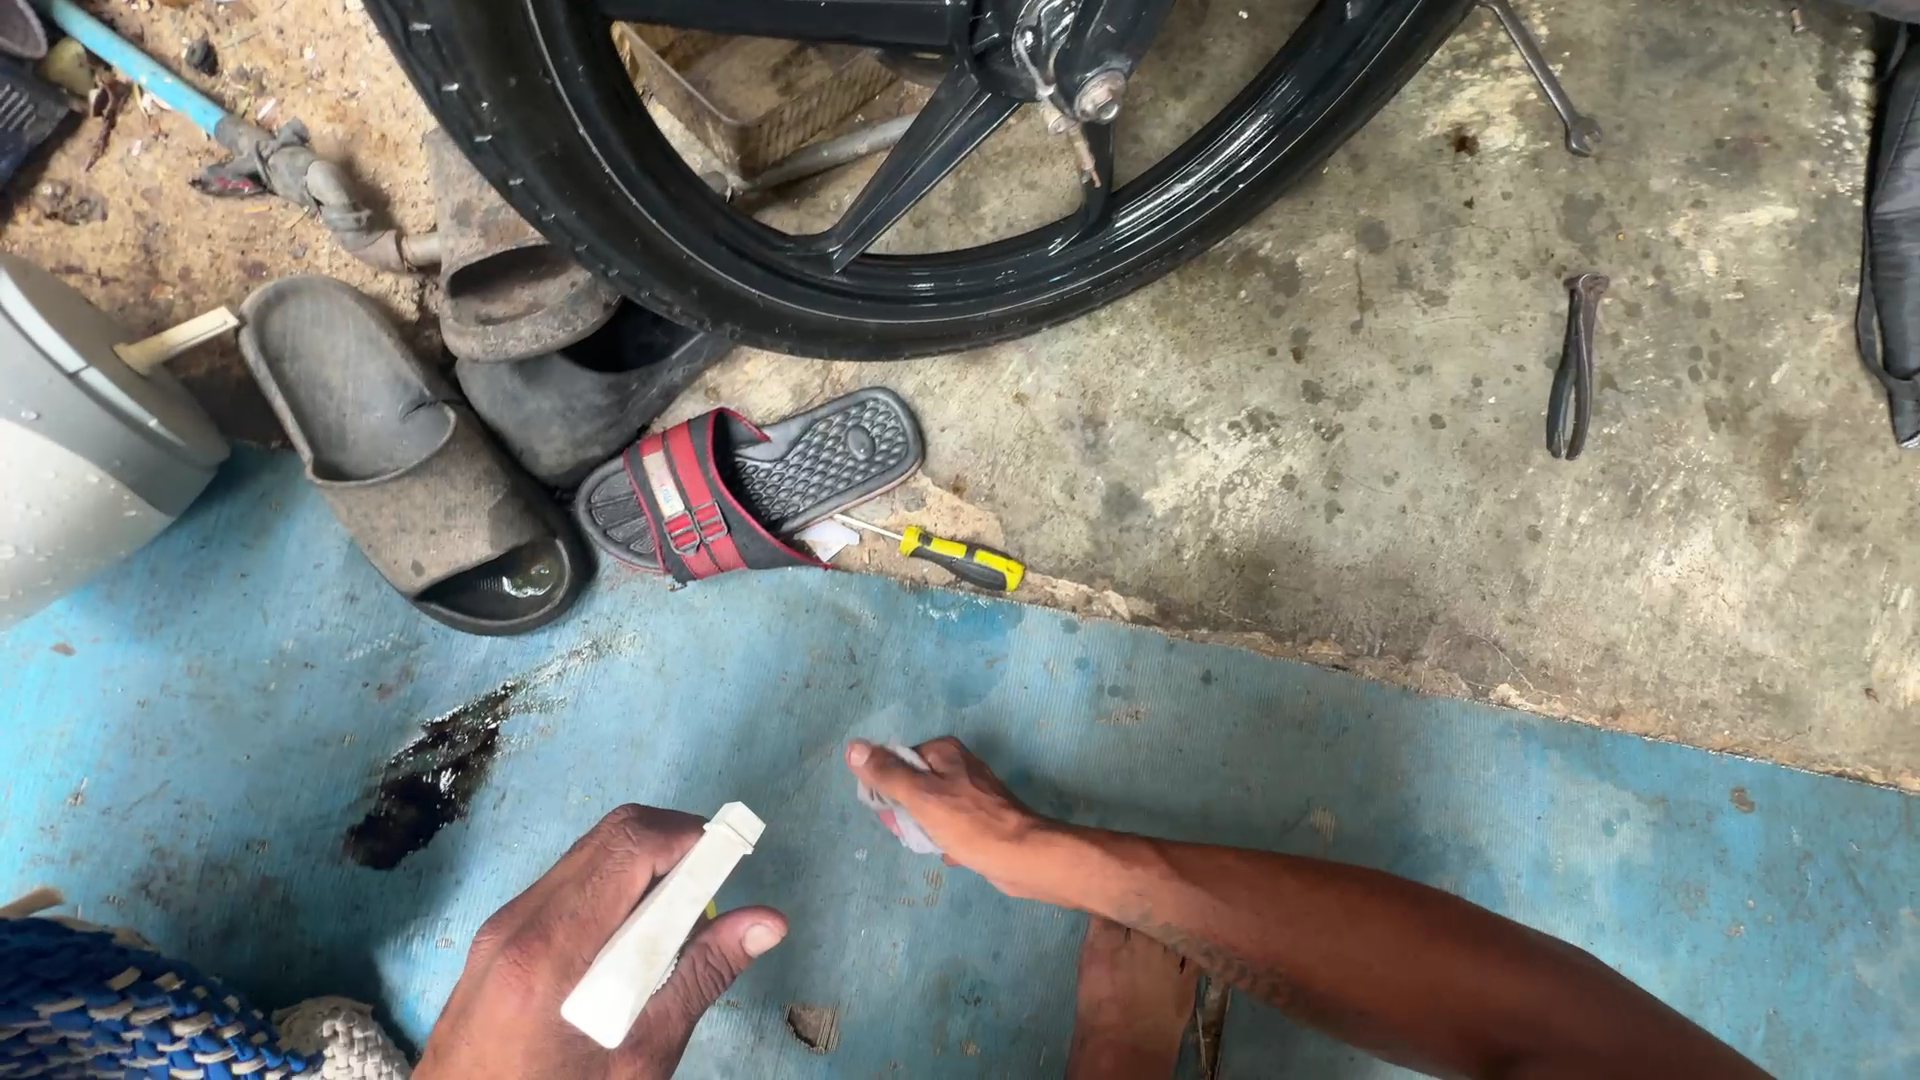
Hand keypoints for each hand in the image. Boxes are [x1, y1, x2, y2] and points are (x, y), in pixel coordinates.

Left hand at [415, 805, 786, 1079]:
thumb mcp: (640, 1058)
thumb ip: (703, 976)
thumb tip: (769, 921)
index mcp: (553, 949)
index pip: (632, 845)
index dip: (692, 837)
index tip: (731, 862)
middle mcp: (520, 920)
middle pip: (614, 833)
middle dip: (676, 840)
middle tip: (713, 884)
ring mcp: (502, 925)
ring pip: (593, 849)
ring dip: (648, 859)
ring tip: (679, 911)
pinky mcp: (499, 937)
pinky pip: (572, 877)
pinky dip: (617, 881)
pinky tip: (633, 934)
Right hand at [845, 737, 1064, 902]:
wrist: (1021, 856)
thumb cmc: (968, 823)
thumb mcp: (920, 796)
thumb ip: (887, 773)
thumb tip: (853, 747)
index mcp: (944, 751)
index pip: (899, 762)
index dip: (888, 789)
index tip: (891, 814)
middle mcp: (959, 764)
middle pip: (914, 785)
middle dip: (907, 812)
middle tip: (914, 833)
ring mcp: (973, 790)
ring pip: (931, 808)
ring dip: (925, 829)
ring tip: (931, 845)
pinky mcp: (982, 816)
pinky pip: (951, 825)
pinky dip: (946, 839)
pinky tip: (950, 853)